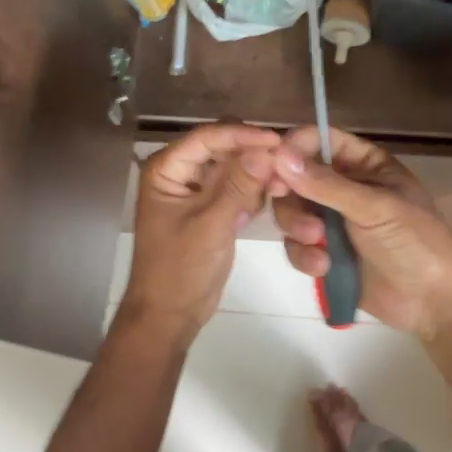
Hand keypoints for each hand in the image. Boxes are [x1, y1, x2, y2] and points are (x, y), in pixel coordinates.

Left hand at [119, 123, 282, 342]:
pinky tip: (276, 194)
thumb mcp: (210, 225)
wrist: (170, 316)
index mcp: (166, 169)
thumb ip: (238, 186)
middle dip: (252, 151)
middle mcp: (180, 173)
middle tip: (285, 160)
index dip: (241, 135)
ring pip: (233, 166)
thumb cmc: (180, 270)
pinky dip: (255, 189)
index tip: (276, 140)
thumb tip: (266, 151)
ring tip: (284, 180)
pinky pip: (237, 188)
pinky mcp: (214, 209)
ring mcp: (198, 191)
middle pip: (221, 147)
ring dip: (257, 170)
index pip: (206, 138)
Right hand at [271, 127, 451, 339]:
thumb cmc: (415, 242)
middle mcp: (344, 187)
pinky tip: (322, 267)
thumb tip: (281, 154)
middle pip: (296, 176)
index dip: (295, 148)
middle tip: (290, 207)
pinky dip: (303, 254)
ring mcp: (332, 221)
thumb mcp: (374, 207)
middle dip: (292, 195)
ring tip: (315, 243)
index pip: (320, 140)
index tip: (276, 163)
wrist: (434, 302)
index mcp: (363, 164)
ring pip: (291, 211)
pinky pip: (296, 244)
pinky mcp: (324, 253)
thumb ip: (326, 183)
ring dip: (297, 226)